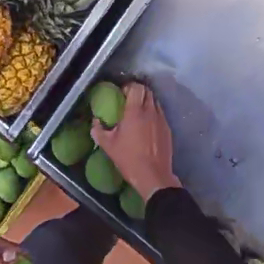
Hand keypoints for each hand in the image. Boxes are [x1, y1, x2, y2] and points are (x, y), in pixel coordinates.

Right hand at [92, 81, 179, 200]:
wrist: (153, 176)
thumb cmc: (128, 159)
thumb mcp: (108, 145)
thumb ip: (98, 130)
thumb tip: (95, 121)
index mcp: (135, 112)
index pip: (136, 88)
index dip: (129, 86)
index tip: (121, 93)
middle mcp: (150, 112)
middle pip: (147, 91)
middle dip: (138, 91)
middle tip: (128, 100)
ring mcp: (162, 120)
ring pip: (155, 102)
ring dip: (147, 101)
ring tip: (138, 111)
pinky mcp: (168, 129)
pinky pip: (160, 114)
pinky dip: (153, 113)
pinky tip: (147, 124)